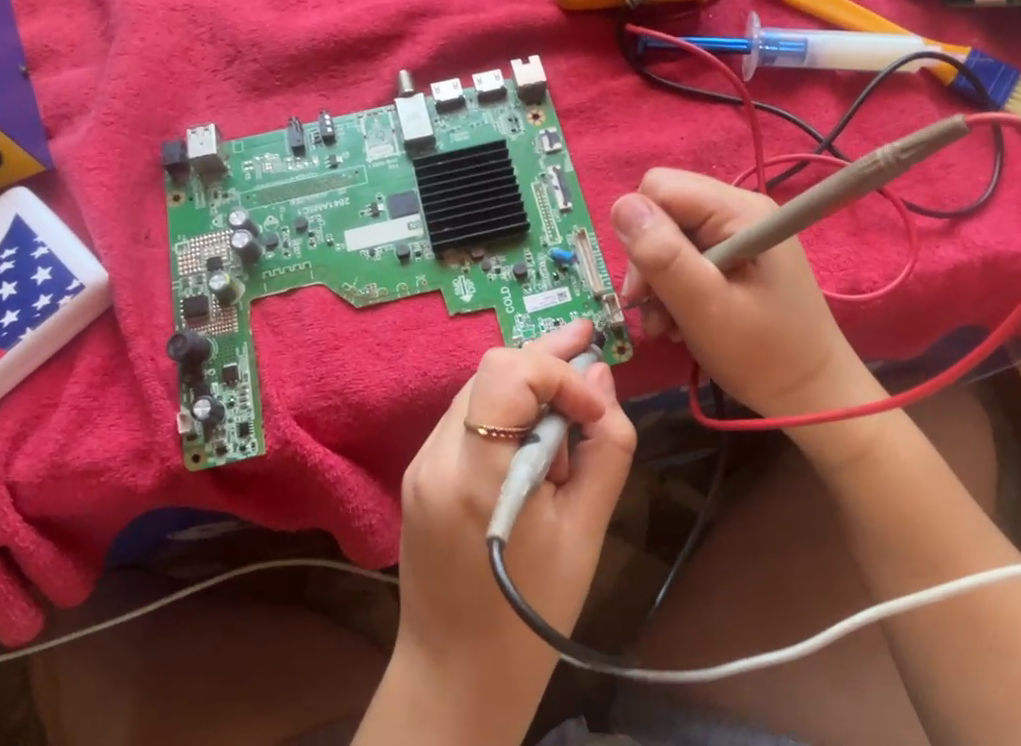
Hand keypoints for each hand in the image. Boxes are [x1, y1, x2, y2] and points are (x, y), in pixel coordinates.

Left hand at [394, 320, 635, 703]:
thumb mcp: (585, 532)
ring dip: (527, 393)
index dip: (557, 371)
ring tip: (573, 418)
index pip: (506, 371)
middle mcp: (435, 456)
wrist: (457, 673)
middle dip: (545, 366)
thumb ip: (603, 449)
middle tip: (592, 346)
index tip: (594, 407)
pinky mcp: (418, 477)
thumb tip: (601, 380)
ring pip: (479, 395)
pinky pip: (467, 425)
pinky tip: (537, 447)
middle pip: (490, 373)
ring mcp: (419, 465)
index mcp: (474, 473)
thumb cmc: (530, 612)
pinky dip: (505, 421)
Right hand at [613, 168, 880, 420]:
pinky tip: (680, 322)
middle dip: (648, 261)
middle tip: (652, 313)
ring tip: (666, 326)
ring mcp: (739, 234)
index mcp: (738, 210)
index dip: (640, 231)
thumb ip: (662, 255)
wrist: (812, 395)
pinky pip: (686, 257)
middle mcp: (739, 210)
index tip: (643, 287)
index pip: (659, 187)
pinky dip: (673, 289)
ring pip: (669, 237)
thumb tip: (621, 206)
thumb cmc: (762, 354)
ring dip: (658, 282)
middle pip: (662, 212)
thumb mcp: (705, 307)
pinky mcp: (736, 258)